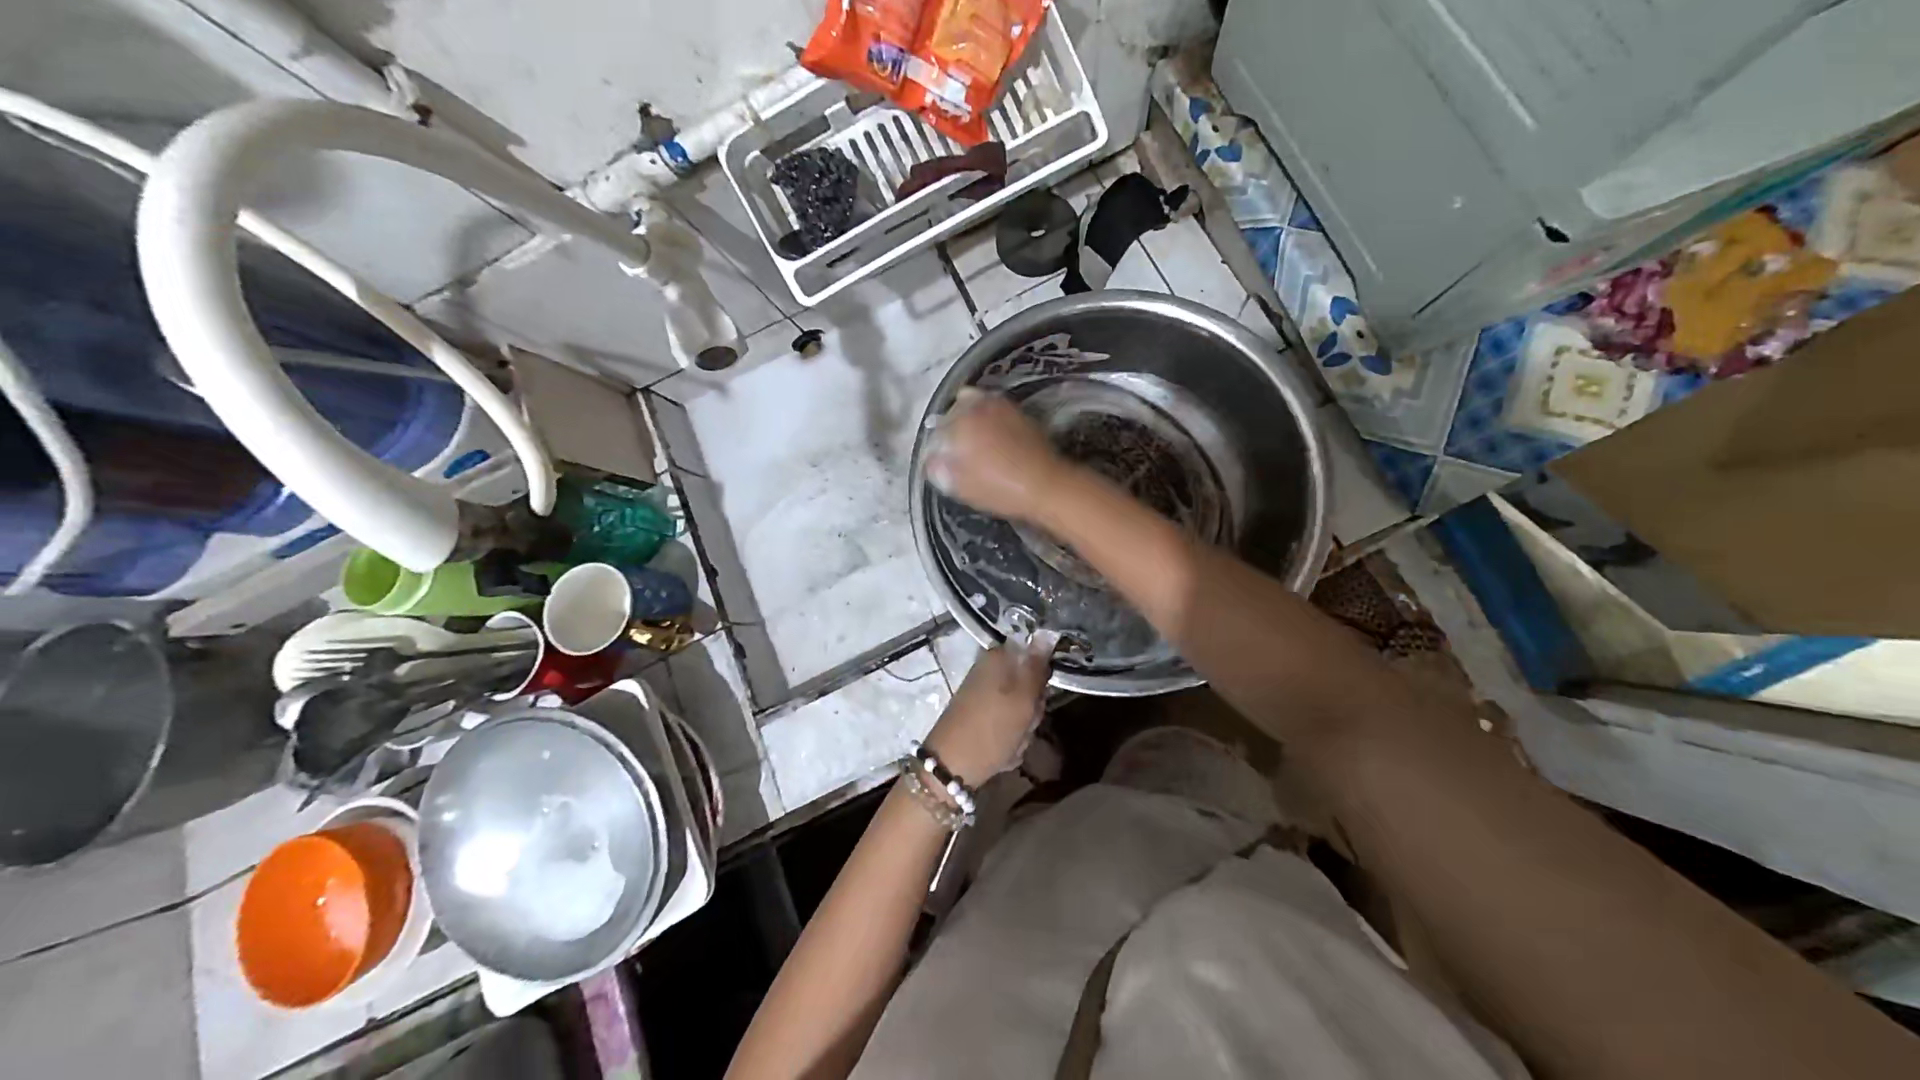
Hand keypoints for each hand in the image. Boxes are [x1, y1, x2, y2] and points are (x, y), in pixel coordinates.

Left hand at [923, 635, 1056, 784]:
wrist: (951, 767)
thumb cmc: (991, 729)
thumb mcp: (1022, 698)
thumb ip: (1037, 665)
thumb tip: (1047, 631)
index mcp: (997, 659)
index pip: (1035, 653)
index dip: (1042, 676)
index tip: (1042, 693)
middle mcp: (989, 672)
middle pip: (1029, 684)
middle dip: (1033, 707)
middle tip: (1027, 721)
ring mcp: (984, 695)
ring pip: (1022, 708)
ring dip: (1024, 728)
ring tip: (1014, 740)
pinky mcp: (980, 717)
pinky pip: (1008, 724)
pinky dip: (1010, 739)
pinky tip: (1004, 751)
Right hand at [925, 389, 1070, 523]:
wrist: (1046, 484)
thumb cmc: (999, 489)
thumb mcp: (961, 487)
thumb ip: (938, 470)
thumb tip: (931, 460)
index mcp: (957, 424)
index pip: (936, 430)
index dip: (935, 446)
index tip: (939, 459)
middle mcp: (976, 407)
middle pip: (953, 411)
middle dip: (949, 426)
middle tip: (953, 448)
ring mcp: (999, 405)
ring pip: (972, 402)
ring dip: (967, 415)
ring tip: (972, 437)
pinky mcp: (1018, 411)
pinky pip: (993, 406)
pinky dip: (987, 415)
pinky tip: (992, 434)